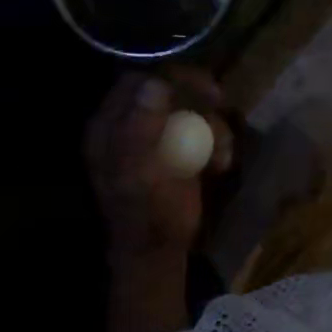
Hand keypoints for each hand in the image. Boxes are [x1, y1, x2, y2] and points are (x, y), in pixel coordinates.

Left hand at [84, 68, 232, 258]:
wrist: (160, 255)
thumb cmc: (147, 216)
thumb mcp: (139, 174)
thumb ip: (140, 128)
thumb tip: (154, 82)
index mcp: (109, 127)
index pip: (137, 80)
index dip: (168, 76)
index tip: (198, 86)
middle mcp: (130, 125)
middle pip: (167, 88)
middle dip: (196, 94)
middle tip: (219, 101)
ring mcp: (156, 137)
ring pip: (190, 108)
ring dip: (213, 125)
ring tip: (222, 155)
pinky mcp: (177, 150)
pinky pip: (202, 129)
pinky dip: (217, 142)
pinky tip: (221, 164)